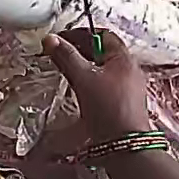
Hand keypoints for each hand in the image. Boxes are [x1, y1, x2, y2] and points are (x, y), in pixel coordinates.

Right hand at [45, 27, 178, 178]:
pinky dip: (89, 78)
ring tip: (64, 68)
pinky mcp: (122, 102)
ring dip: (83, 64)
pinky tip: (77, 87)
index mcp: (124, 59)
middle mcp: (129, 70)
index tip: (61, 38)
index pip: (103, 35)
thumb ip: (66, 56)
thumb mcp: (83, 78)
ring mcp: (127, 87)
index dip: (81, 33)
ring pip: (102, 67)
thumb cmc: (107, 107)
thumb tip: (49, 38)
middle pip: (103, 51)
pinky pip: (104, 82)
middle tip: (59, 52)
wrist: (124, 145)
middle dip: (80, 48)